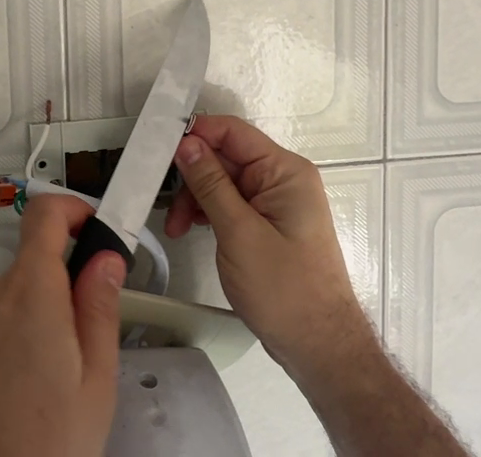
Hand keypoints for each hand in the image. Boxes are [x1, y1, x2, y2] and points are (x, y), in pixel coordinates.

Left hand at [0, 194, 125, 456]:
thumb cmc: (36, 449)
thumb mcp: (94, 384)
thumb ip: (99, 310)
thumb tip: (105, 260)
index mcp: (30, 293)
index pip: (44, 214)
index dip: (73, 209)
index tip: (94, 228)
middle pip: (32, 269)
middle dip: (62, 295)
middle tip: (85, 349)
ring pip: (10, 306)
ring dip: (34, 328)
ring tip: (51, 391)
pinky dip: (6, 352)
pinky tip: (17, 402)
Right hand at [164, 114, 373, 373]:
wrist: (318, 347)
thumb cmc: (283, 288)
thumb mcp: (239, 232)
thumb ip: (210, 183)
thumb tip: (186, 142)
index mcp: (284, 171)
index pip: (233, 132)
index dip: (196, 136)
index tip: (162, 155)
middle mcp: (282, 179)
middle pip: (225, 158)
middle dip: (193, 178)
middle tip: (168, 209)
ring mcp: (276, 202)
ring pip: (224, 182)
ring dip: (196, 199)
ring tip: (177, 229)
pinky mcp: (267, 224)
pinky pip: (232, 203)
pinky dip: (209, 213)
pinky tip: (192, 230)